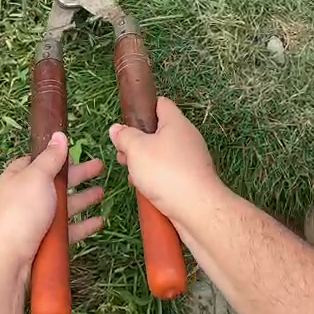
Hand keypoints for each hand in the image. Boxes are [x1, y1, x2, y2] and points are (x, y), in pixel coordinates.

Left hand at [0, 133, 105, 271]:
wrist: (6, 263)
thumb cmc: (20, 213)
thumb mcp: (36, 177)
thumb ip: (51, 157)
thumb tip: (59, 135)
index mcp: (18, 178)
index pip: (38, 162)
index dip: (57, 157)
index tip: (75, 152)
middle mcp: (25, 199)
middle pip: (55, 183)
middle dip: (78, 175)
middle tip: (100, 167)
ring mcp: (34, 222)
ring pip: (63, 207)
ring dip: (83, 199)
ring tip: (102, 193)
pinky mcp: (44, 243)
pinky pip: (67, 230)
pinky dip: (83, 225)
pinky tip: (98, 221)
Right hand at [107, 98, 226, 222]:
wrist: (196, 209)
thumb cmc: (165, 172)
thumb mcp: (136, 149)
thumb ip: (124, 136)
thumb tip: (117, 129)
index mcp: (176, 122)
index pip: (160, 103)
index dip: (142, 110)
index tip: (128, 124)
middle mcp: (186, 137)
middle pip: (157, 131)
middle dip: (137, 142)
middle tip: (124, 154)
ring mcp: (190, 159)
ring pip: (161, 154)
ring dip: (144, 163)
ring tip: (132, 174)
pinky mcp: (191, 179)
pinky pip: (168, 172)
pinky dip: (155, 178)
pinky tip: (144, 189)